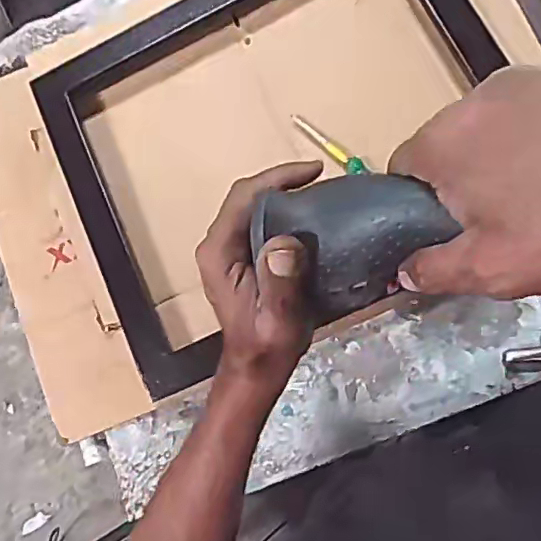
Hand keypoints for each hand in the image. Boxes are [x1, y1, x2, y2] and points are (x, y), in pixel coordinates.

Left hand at [197, 161, 323, 393]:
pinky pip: (261, 225)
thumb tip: (287, 243)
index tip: (314, 172)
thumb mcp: (277, 317)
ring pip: (255, 209)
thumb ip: (279, 282)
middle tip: (322, 182)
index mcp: (219, 252)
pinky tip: (309, 220)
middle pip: (248, 198)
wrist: (257, 367)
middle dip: (283, 183)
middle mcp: (218, 245)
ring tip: (320, 196)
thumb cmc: (267, 345)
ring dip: (285, 198)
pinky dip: (285, 216)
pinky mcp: (242, 260)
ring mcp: (228, 252)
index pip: (244, 197)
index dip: (277, 178)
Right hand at [389, 66, 540, 298]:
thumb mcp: (499, 269)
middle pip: (452, 156)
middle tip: (508, 240)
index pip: (399, 175)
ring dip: (512, 180)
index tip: (452, 247)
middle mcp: (481, 96)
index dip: (418, 218)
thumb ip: (437, 271)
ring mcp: (538, 81)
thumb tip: (406, 271)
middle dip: (468, 199)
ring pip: (501, 143)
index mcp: (444, 138)